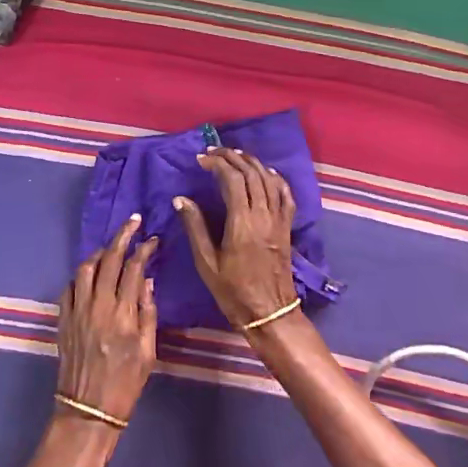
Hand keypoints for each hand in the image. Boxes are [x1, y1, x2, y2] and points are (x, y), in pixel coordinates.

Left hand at [56, 215, 157, 426]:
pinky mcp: (63, 317)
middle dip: (122, 236)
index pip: (135, 269)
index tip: (152, 239)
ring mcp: (78, 309)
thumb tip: (148, 281)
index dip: (144, 250)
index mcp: (124, 314)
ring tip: (111, 247)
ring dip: (100, 252)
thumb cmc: (125, 384)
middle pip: (110, 259)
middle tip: (132, 222)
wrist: (88, 410)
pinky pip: (69, 286)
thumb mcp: (148, 352)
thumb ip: (148, 314)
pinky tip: (89, 273)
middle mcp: (99, 305)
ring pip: (86, 268)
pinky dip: (80, 274)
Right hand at [176, 148, 299, 329]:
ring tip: (236, 155)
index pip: (232, 179)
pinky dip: (275, 179)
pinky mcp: (287, 227)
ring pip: (269, 180)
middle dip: (233, 157)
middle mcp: (263, 215)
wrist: (270, 314)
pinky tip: (266, 172)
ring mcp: (278, 220)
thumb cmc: (233, 291)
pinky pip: (285, 195)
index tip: (201, 159)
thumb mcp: (207, 262)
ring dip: (252, 163)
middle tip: (214, 152)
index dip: (217, 164)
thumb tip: (181, 198)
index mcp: (242, 223)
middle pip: (251, 174)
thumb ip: (195, 227)